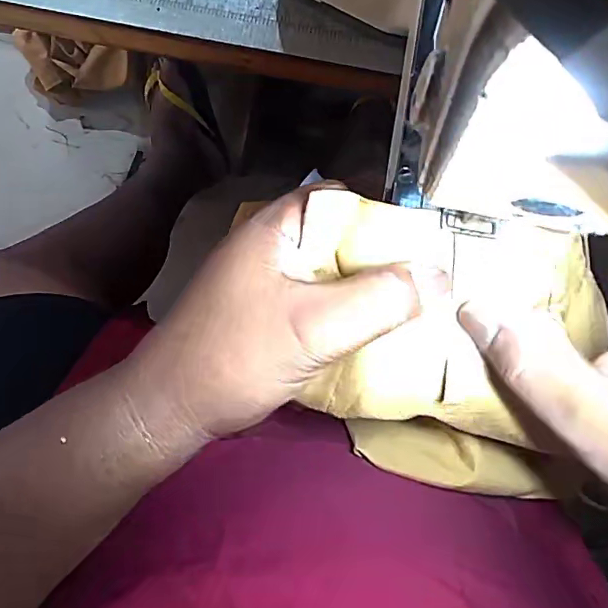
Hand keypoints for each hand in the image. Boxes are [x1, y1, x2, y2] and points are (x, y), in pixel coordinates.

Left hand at [126, 183, 441, 444]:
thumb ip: (379, 299)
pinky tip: (372, 327)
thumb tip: (440, 276)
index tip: (428, 243)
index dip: (389, 216)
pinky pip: (320, 294)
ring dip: (367, 283)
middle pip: (344, 233)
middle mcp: (273, 240)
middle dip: (385, 254)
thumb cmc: (234, 357)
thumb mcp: (314, 327)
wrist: (167, 409)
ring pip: (333, 267)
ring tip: (412, 302)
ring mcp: (268, 274)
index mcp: (278, 224)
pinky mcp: (267, 306)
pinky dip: (348, 305)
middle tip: (429, 277)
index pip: (347, 198)